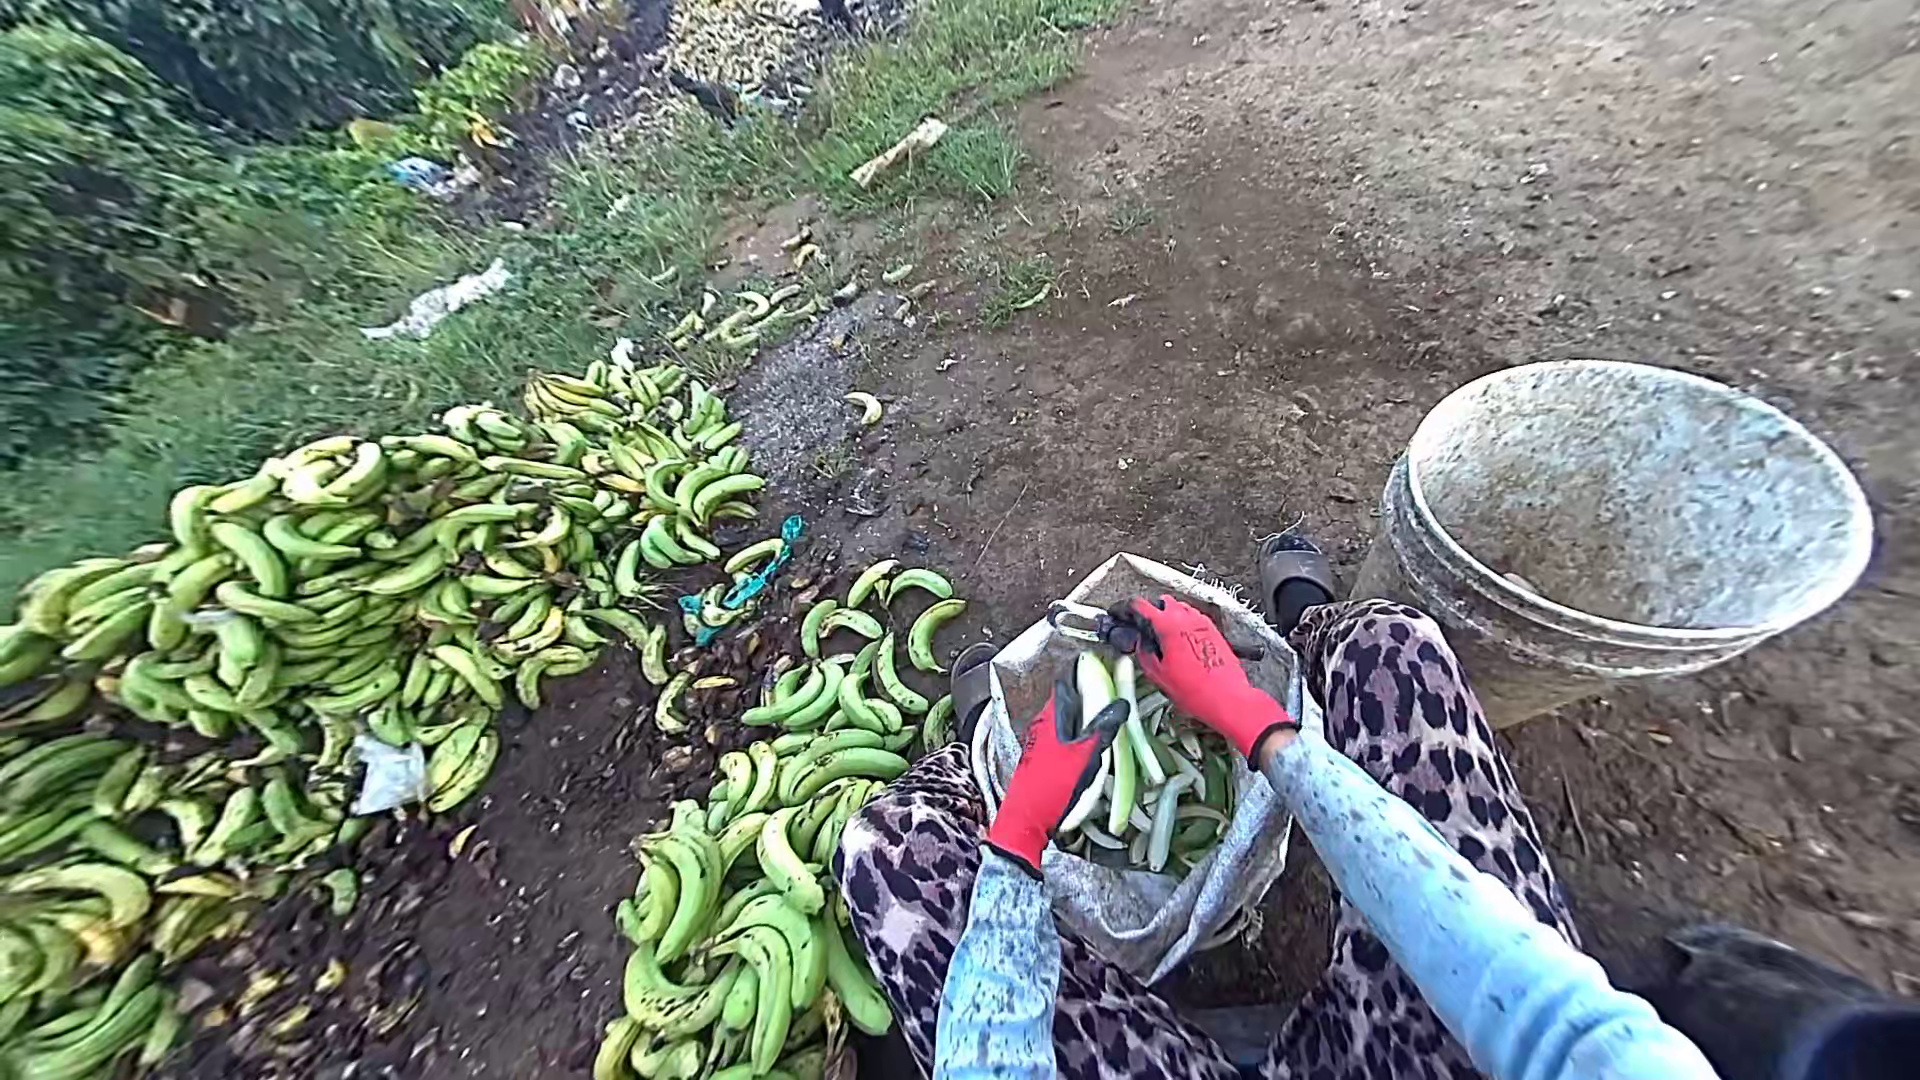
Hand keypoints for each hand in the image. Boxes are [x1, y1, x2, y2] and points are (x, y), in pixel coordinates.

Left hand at [984, 663, 1128, 877]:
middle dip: (1086, 696)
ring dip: (1080, 716)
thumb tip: (1121, 705)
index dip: (1083, 673)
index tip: (1102, 670)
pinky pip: (1059, 733)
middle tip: (1108, 696)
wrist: (1025, 819)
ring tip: (1101, 721)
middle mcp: (1042, 722)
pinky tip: (1084, 747)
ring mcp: (1038, 738)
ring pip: (1063, 718)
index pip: (1066, 683)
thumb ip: (1102, 729)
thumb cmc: (1054, 786)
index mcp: (1052, 716)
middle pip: (1065, 700)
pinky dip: (1073, 733)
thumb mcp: (1086, 757)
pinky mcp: (1039, 754)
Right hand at [1121, 595, 1295, 759]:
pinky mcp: (1214, 631)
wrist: (1229, 700)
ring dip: (1168, 616)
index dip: (1127, 609)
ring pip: (1180, 608)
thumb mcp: (1158, 674)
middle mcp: (1186, 618)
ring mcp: (1203, 623)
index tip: (1122, 614)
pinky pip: (1193, 619)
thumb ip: (1143, 653)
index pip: (1141, 605)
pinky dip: (1183, 623)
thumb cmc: (1196, 690)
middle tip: (1142, 626)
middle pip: (1162, 602)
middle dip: (1150, 611)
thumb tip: (1140, 644)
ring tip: (1162, 634)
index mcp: (1168, 625)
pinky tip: (1180, 641)